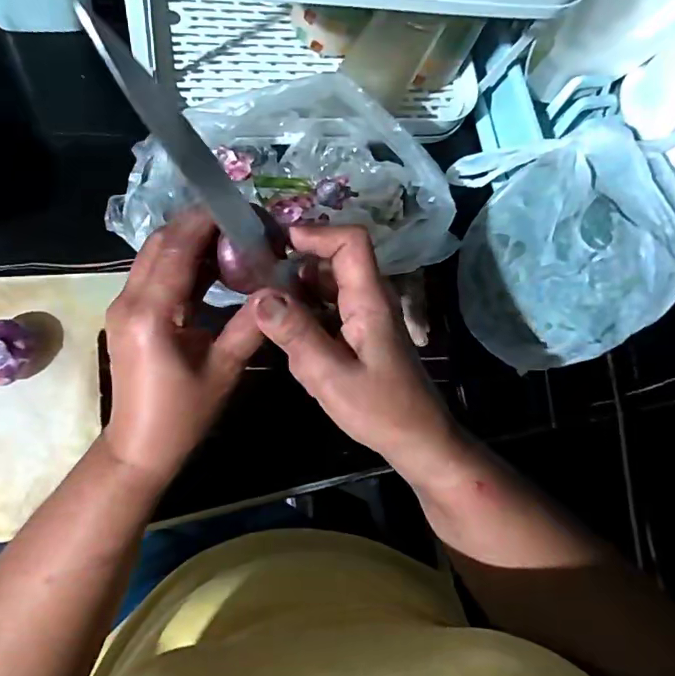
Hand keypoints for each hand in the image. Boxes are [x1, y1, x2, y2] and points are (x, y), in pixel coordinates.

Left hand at [102, 210, 264, 482]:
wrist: (139, 447)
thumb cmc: (182, 415)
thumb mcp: (224, 369)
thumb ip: (250, 324)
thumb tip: (277, 290)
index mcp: (152, 313)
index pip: (176, 247)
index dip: (206, 221)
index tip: (239, 209)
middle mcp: (129, 300)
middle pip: (160, 242)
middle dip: (197, 224)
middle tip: (238, 222)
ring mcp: (122, 306)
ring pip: (152, 254)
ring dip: (187, 241)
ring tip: (229, 239)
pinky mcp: (126, 314)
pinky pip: (151, 273)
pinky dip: (178, 261)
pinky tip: (209, 267)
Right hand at [248, 226, 459, 465]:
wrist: (419, 441)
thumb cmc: (381, 410)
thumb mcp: (331, 376)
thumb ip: (296, 335)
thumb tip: (260, 297)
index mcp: (369, 300)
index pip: (351, 242)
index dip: (316, 234)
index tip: (278, 243)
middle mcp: (370, 300)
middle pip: (333, 262)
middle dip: (295, 264)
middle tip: (254, 276)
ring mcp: (366, 318)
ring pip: (327, 288)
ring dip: (298, 295)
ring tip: (264, 310)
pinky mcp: (360, 336)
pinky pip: (328, 312)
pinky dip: (306, 318)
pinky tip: (288, 342)